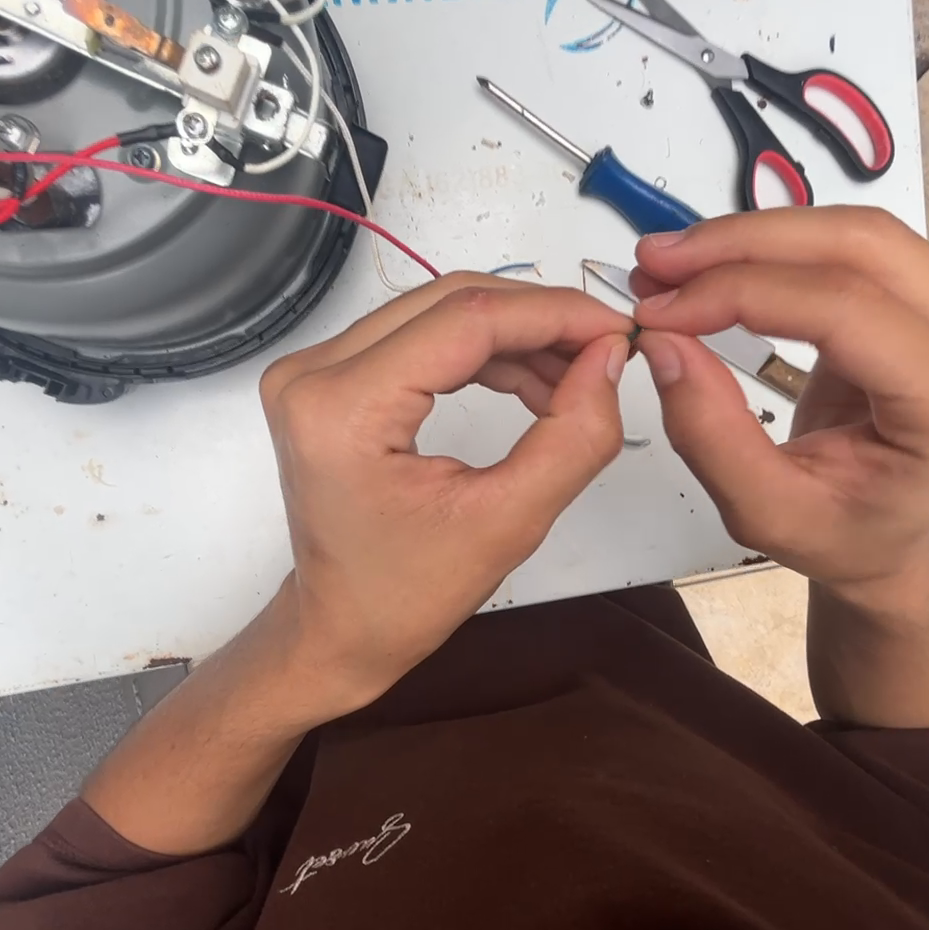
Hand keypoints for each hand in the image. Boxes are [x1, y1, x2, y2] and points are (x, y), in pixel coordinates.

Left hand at [258, 272, 632, 716]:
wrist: (341, 626)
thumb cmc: (408, 594)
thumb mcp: (509, 523)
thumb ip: (574, 436)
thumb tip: (610, 356)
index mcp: (343, 410)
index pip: (466, 320)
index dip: (554, 315)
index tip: (617, 330)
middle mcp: (312, 373)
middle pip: (450, 303)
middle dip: (539, 320)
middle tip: (603, 350)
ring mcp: (312, 371)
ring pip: (438, 313)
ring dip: (514, 336)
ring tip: (572, 377)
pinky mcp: (328, 379)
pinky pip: (419, 338)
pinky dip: (480, 353)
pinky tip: (528, 381)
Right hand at [631, 208, 928, 592]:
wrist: (882, 539)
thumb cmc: (833, 537)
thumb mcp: (759, 510)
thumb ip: (710, 431)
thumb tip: (662, 338)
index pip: (847, 311)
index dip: (742, 293)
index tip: (656, 309)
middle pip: (862, 248)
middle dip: (743, 244)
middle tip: (656, 261)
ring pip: (858, 236)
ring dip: (753, 237)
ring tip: (673, 263)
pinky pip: (855, 251)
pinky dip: (775, 249)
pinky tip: (717, 265)